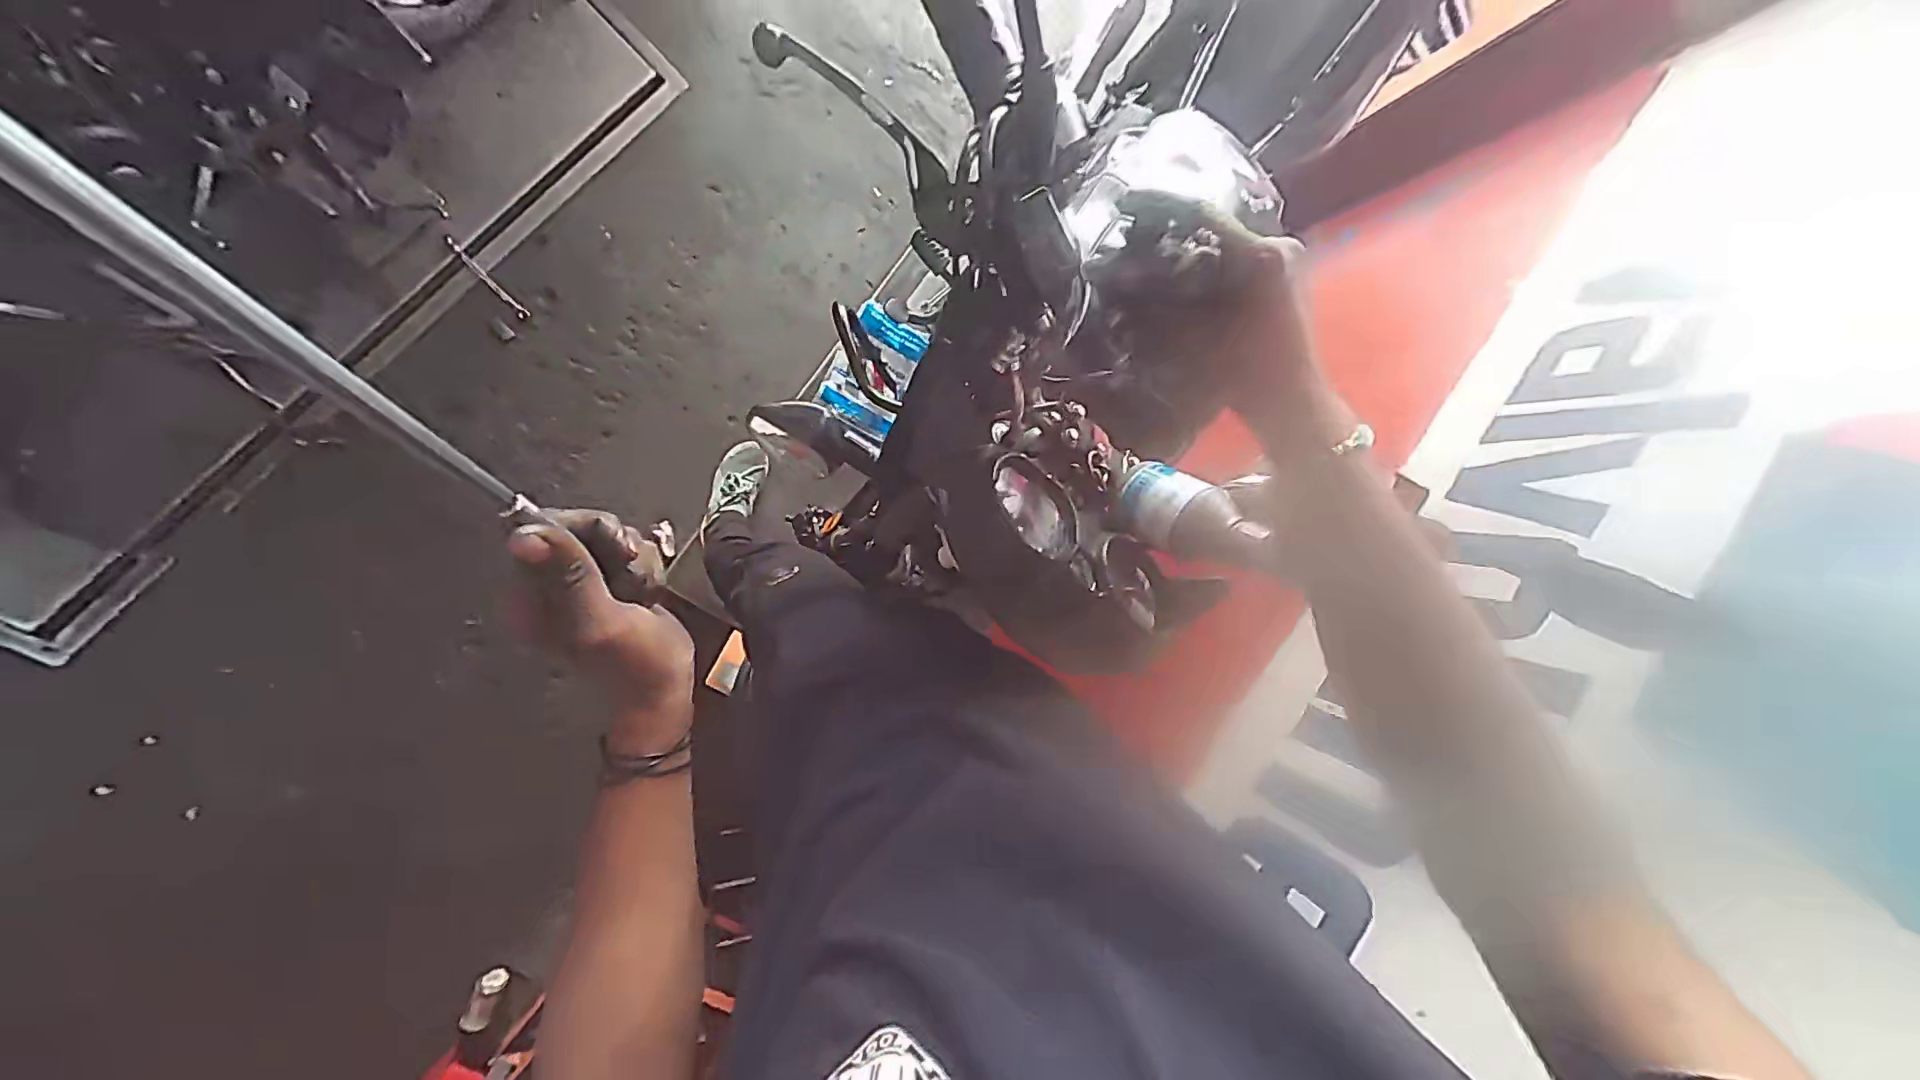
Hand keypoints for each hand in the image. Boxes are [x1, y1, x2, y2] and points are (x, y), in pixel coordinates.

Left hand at [508, 510, 694, 752]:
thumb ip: (570, 575)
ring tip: (643, 593)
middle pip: (579, 526)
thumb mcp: (601, 621)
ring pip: (610, 538)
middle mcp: (551, 585)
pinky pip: (628, 553)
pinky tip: (650, 593)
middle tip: (633, 570)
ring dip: (637, 559)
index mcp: (531, 595)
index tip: (618, 547)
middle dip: (616, 542)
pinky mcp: (612, 585)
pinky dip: (646, 566)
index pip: (544, 528)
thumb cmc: (636, 665)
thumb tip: (524, 533)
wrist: (665, 692)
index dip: (583, 527)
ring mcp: (584, 584)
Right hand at [1089, 192, 1356, 465]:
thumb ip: (1155, 303)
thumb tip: (1123, 276)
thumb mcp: (1188, 338)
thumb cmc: (1240, 375)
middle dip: (1176, 228)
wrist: (1288, 401)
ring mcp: (1288, 258)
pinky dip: (1214, 261)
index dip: (1160, 206)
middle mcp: (1280, 245)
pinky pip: (1242, 256)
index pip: (1203, 212)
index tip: (1127, 200)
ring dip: (1195, 246)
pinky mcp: (1287, 275)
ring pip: (1230, 240)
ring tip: (1157, 253)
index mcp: (1261, 254)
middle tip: (1138, 232)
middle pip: (1217, 224)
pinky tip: (1188, 275)